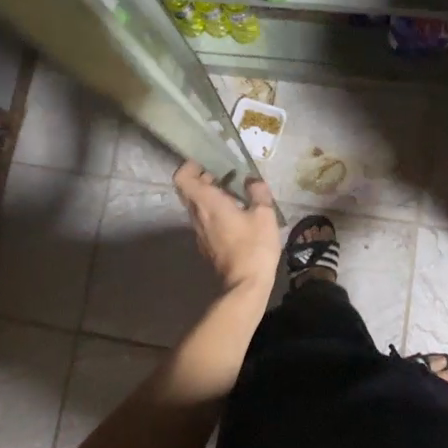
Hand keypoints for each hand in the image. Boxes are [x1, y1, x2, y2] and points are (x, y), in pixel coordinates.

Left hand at [172, 162, 277, 293]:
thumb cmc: (254, 247)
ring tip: (234, 193)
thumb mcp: (264, 215)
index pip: (183, 178)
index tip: (207, 161)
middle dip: (203, 179)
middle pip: (188, 191)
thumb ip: (258, 193)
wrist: (244, 286)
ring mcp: (199, 232)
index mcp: (208, 203)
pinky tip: (235, 215)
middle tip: (224, 174)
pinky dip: (214, 211)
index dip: (190, 166)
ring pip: (196, 206)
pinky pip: (204, 220)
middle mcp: (197, 216)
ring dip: (210, 195)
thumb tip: (252, 180)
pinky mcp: (206, 245)